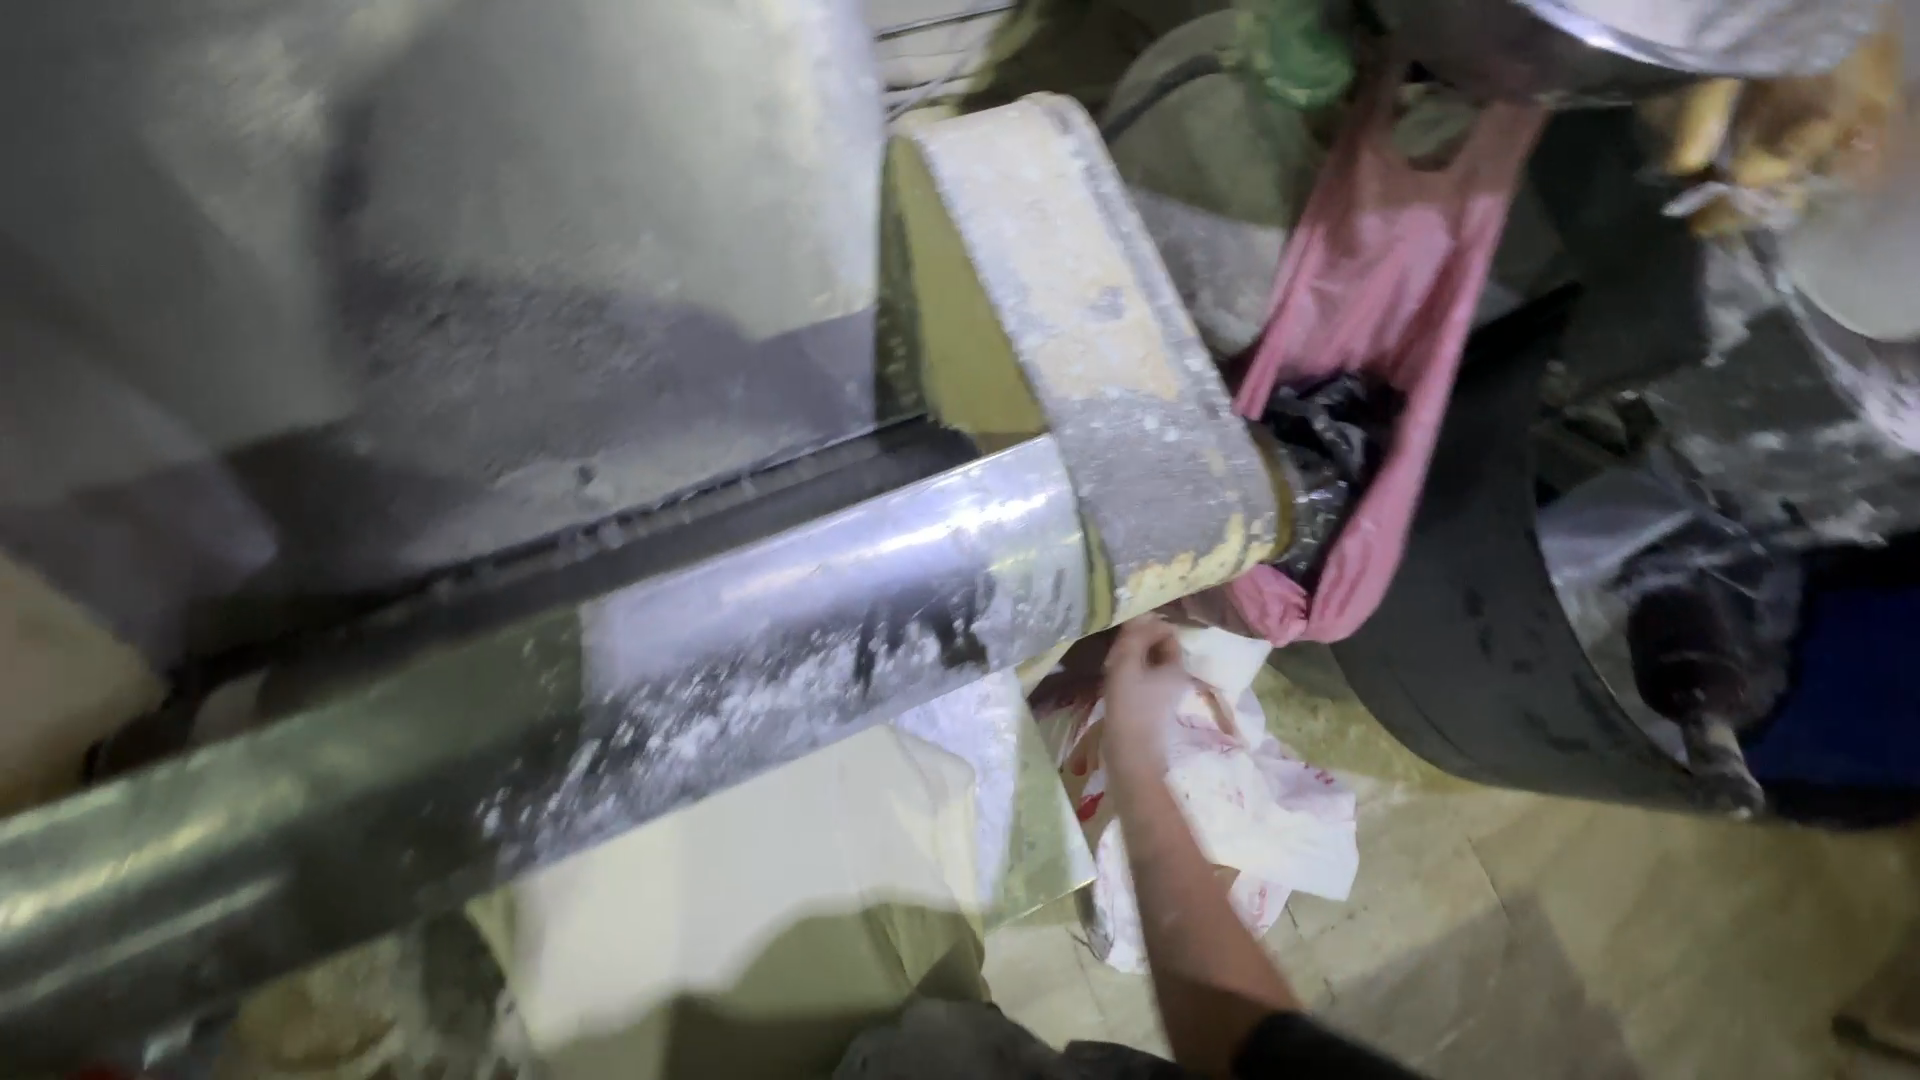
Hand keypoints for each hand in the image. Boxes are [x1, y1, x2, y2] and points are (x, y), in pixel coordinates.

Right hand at [1101, 615, 1190, 769]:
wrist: (1130, 754)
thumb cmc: (1130, 707)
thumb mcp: (1128, 664)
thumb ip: (1134, 637)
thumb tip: (1141, 613)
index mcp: (1176, 666)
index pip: (1167, 632)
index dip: (1148, 626)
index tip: (1125, 630)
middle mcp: (1174, 678)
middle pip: (1156, 647)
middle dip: (1136, 641)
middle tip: (1115, 646)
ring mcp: (1161, 693)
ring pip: (1146, 663)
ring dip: (1129, 658)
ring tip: (1110, 663)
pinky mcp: (1148, 705)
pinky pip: (1139, 679)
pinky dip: (1126, 674)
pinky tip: (1110, 679)